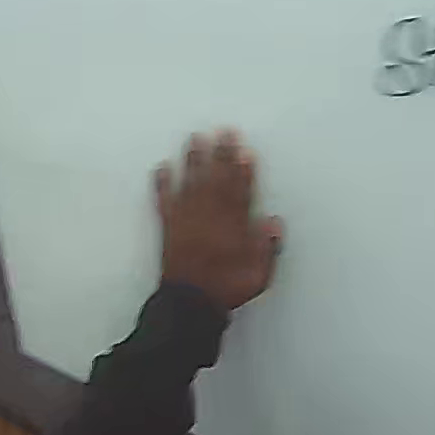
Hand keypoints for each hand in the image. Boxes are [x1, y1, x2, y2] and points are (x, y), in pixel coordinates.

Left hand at [154, 130, 283, 312]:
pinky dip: (161, 183)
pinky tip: (161, 167)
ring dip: (193, 159)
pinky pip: (163, 200)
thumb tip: (273, 221)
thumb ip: (267, 247)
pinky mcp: (168, 226)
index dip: (244, 170)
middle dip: (222, 154)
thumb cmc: (226, 288)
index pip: (241, 191)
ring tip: (195, 138)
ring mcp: (187, 219)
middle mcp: (209, 217)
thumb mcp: (258, 275)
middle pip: (217, 179)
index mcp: (233, 226)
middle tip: (224, 131)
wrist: (190, 303)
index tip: (245, 151)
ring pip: (191, 182)